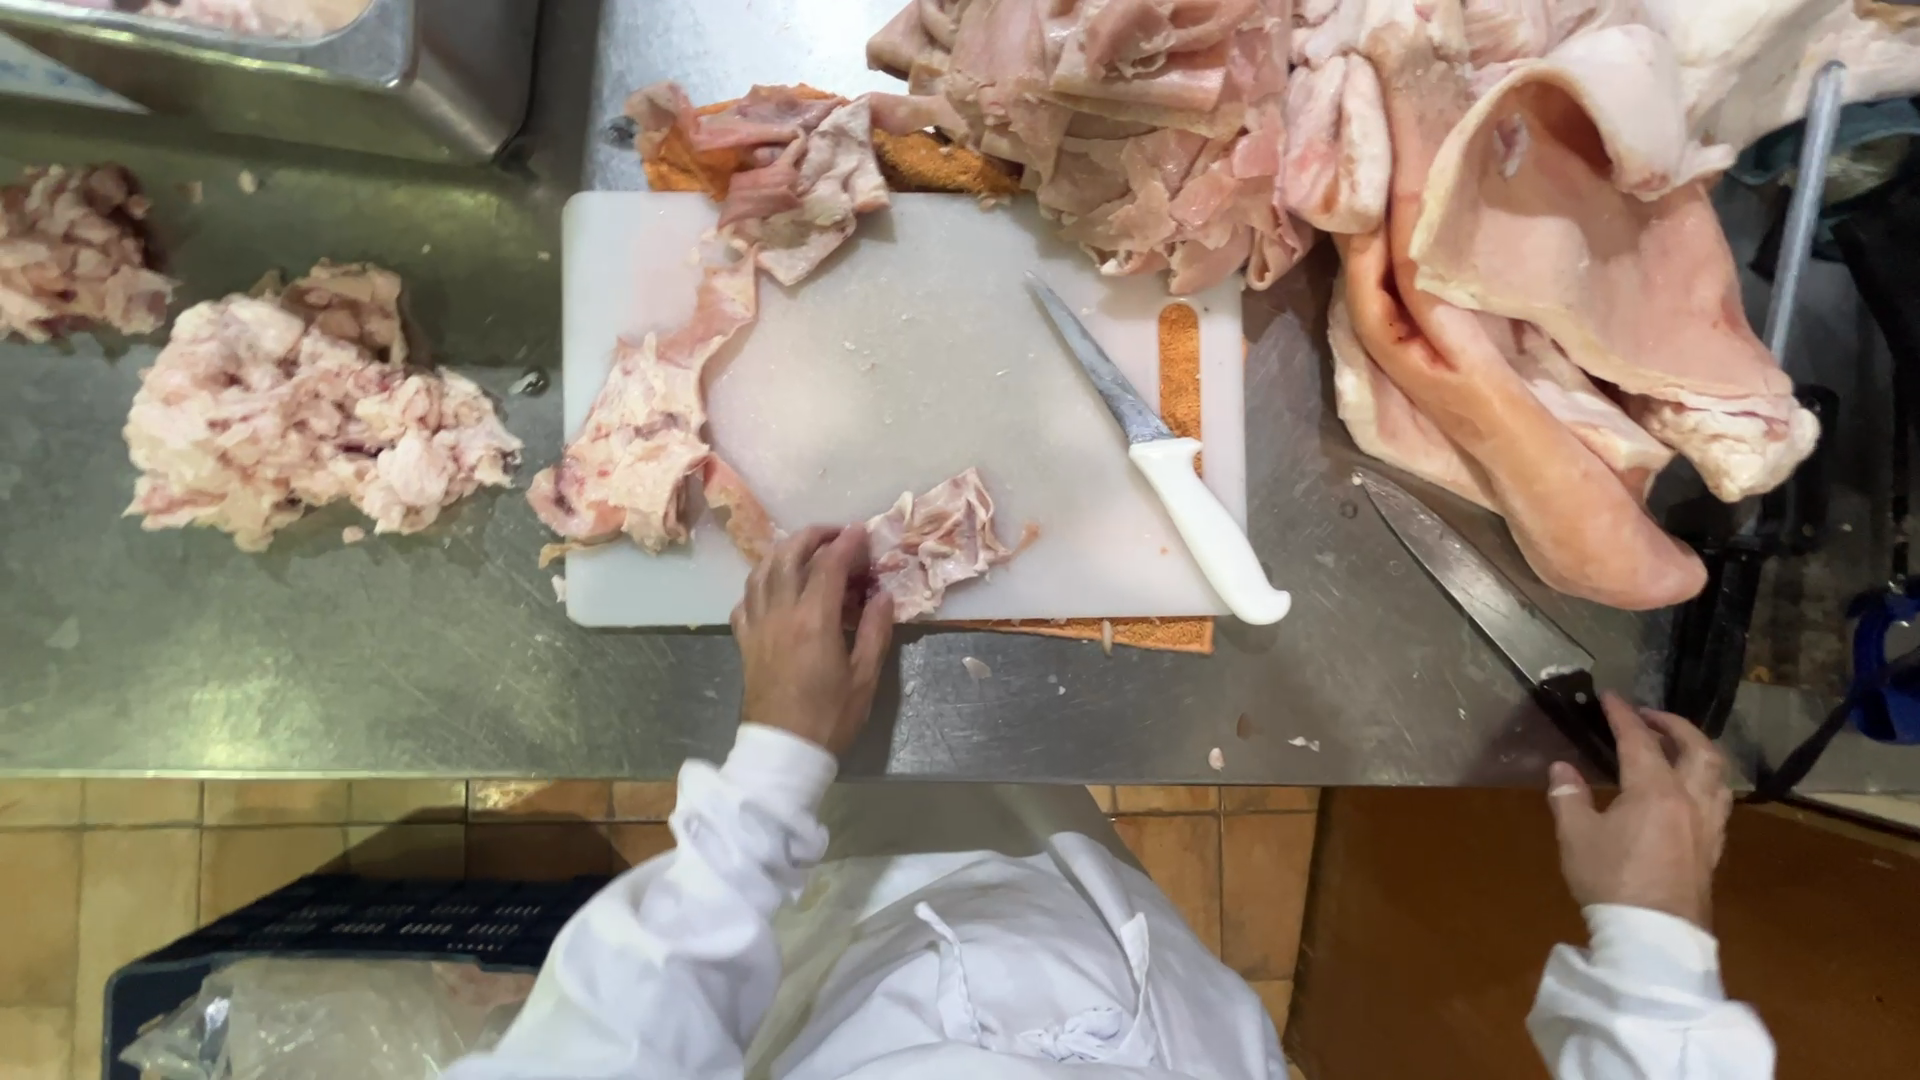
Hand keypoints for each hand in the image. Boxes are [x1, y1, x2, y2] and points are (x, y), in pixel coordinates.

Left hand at [732, 525, 894, 754]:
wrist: (782, 752)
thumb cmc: (829, 717)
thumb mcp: (864, 676)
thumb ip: (874, 630)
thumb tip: (883, 595)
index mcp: (813, 620)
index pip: (828, 565)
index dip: (847, 543)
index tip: (862, 531)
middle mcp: (780, 613)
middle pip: (789, 555)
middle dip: (813, 536)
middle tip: (836, 534)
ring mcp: (757, 625)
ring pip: (761, 571)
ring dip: (783, 552)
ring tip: (804, 551)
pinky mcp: (744, 641)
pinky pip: (745, 599)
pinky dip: (760, 583)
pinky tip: (774, 588)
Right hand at [1545, 693, 1732, 929]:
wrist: (1653, 934)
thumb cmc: (1610, 877)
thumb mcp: (1576, 833)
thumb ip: (1568, 795)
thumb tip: (1563, 769)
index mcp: (1655, 792)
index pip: (1640, 742)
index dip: (1623, 716)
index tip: (1609, 697)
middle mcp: (1691, 802)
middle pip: (1700, 752)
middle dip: (1676, 726)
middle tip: (1649, 715)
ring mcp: (1708, 827)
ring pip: (1717, 776)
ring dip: (1696, 752)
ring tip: (1672, 745)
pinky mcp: (1711, 848)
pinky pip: (1716, 800)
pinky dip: (1701, 779)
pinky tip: (1682, 787)